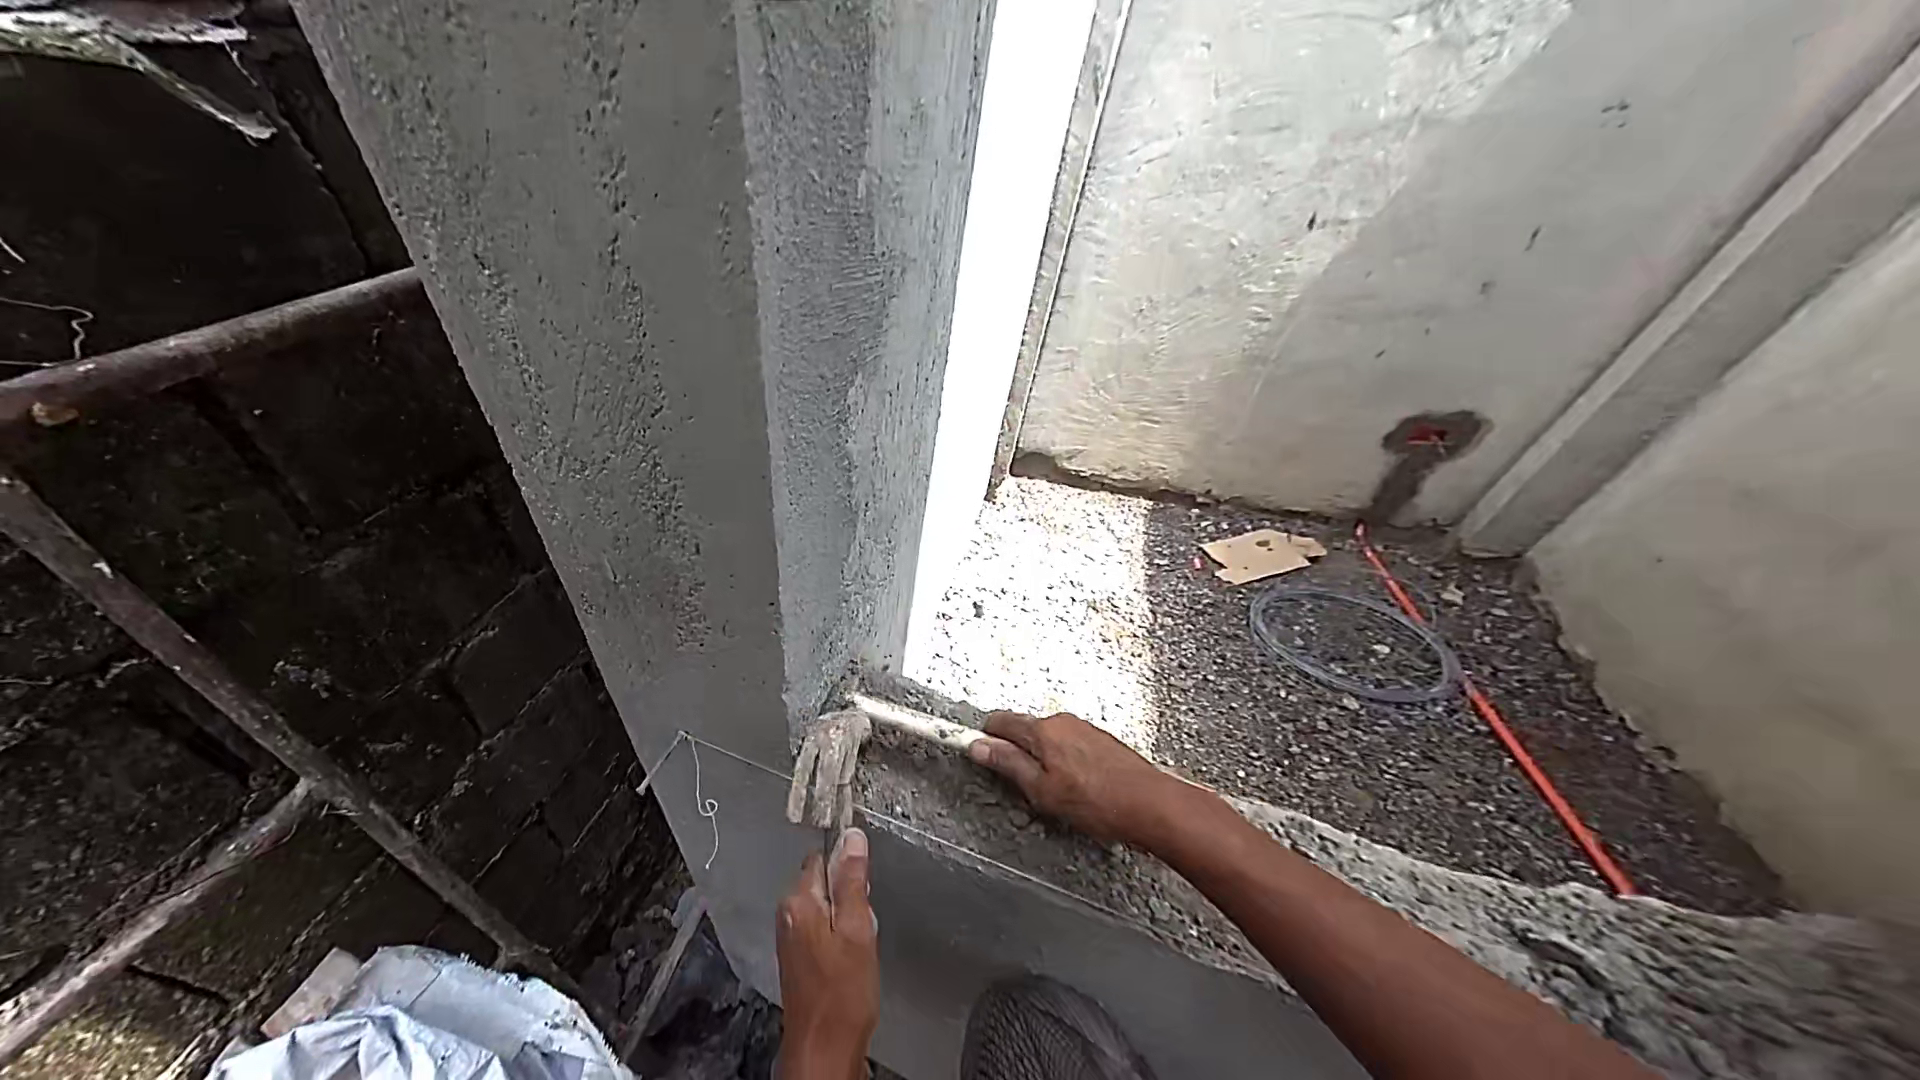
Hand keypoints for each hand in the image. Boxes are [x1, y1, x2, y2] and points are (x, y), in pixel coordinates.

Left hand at [775, 828, 878, 1079]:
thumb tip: (852, 837)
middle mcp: (789, 914)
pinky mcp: (798, 953)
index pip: (824, 856)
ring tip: (858, 944)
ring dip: (847, 916)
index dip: (849, 867)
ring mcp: (791, 935)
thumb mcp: (858, 929)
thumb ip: (853, 880)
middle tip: (863, 925)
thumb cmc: (843, 993)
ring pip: (827, 904)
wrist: (824, 1052)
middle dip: (850, 894)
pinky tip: (850, 957)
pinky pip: (823, 925)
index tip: (865, 889)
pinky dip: (840, 933)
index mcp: (799, 902)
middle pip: (825, 879)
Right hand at [967, 711, 1179, 845]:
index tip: (970, 746)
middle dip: (1016, 752)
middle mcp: (1062, 721)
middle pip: (1023, 729)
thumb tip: (979, 746)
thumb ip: (1008, 764)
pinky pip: (1068, 745)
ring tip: (1056, 794)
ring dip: (1041, 758)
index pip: (998, 721)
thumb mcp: (1041, 791)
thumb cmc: (1099, 802)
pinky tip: (1077, 788)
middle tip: (1021, 785)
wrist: (1151, 805)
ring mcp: (1083, 728)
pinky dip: (1063, 760)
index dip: (982, 736)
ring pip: (1047, 739)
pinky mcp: (1100, 740)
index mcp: (1043, 730)